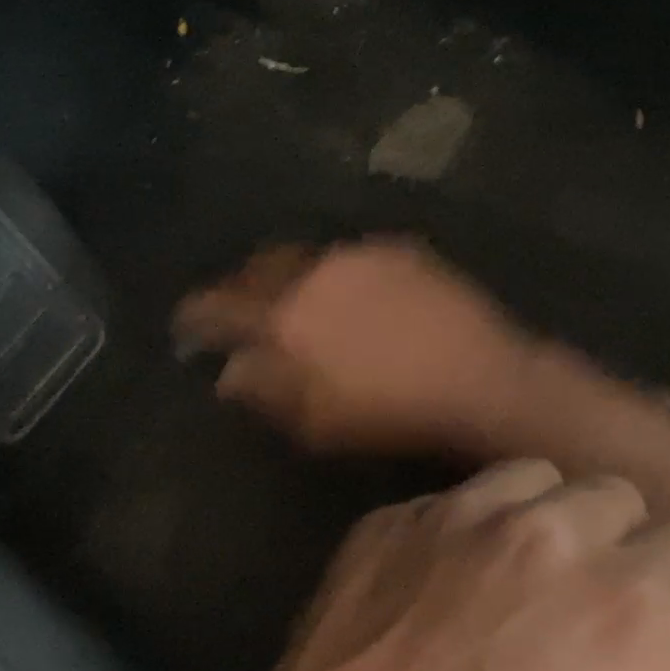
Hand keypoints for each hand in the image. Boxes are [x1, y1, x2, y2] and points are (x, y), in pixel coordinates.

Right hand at [172, 239, 534, 451]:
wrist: (484, 380)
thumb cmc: (391, 413)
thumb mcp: (316, 420)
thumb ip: (263, 390)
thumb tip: (227, 374)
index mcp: (284, 315)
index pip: (219, 304)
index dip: (194, 314)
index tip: (184, 325)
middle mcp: (311, 272)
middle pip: (254, 270)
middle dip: (235, 288)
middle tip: (231, 312)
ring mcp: (355, 255)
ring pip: (299, 257)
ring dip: (281, 277)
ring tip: (286, 300)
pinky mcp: (394, 250)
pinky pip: (342, 255)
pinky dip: (326, 273)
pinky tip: (342, 294)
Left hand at [182, 461, 669, 670]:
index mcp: (627, 607)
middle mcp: (542, 535)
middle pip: (617, 495)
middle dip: (625, 542)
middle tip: (601, 611)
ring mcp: (451, 517)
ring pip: (532, 477)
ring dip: (548, 516)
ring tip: (532, 584)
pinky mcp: (384, 520)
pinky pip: (452, 496)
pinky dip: (470, 522)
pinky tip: (451, 581)